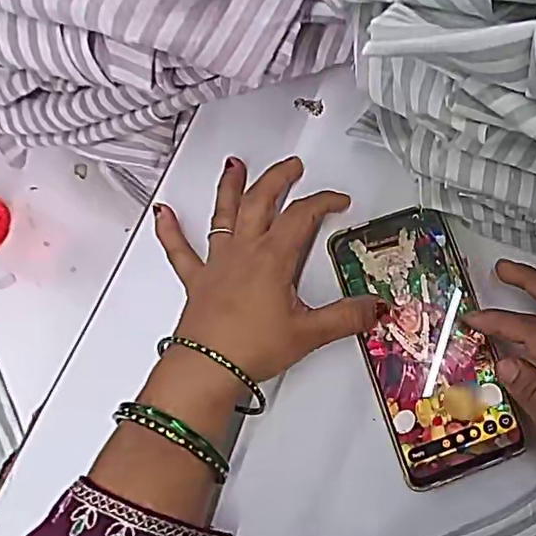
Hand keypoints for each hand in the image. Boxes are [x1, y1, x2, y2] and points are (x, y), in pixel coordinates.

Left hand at [153, 156, 380, 383]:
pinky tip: (163, 214)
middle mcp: (243, 253)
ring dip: (230, 187)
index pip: (301, 216)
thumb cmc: (250, 348)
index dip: (323, 201)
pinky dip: (170, 230)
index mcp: (272, 259)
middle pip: (260, 201)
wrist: (208, 368)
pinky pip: (180, 250)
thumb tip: (372, 307)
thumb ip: (346, 317)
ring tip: (235, 167)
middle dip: (279, 179)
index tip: (337, 199)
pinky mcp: (198, 281)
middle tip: (291, 167)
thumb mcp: (310, 334)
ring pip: (223, 214)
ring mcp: (218, 264)